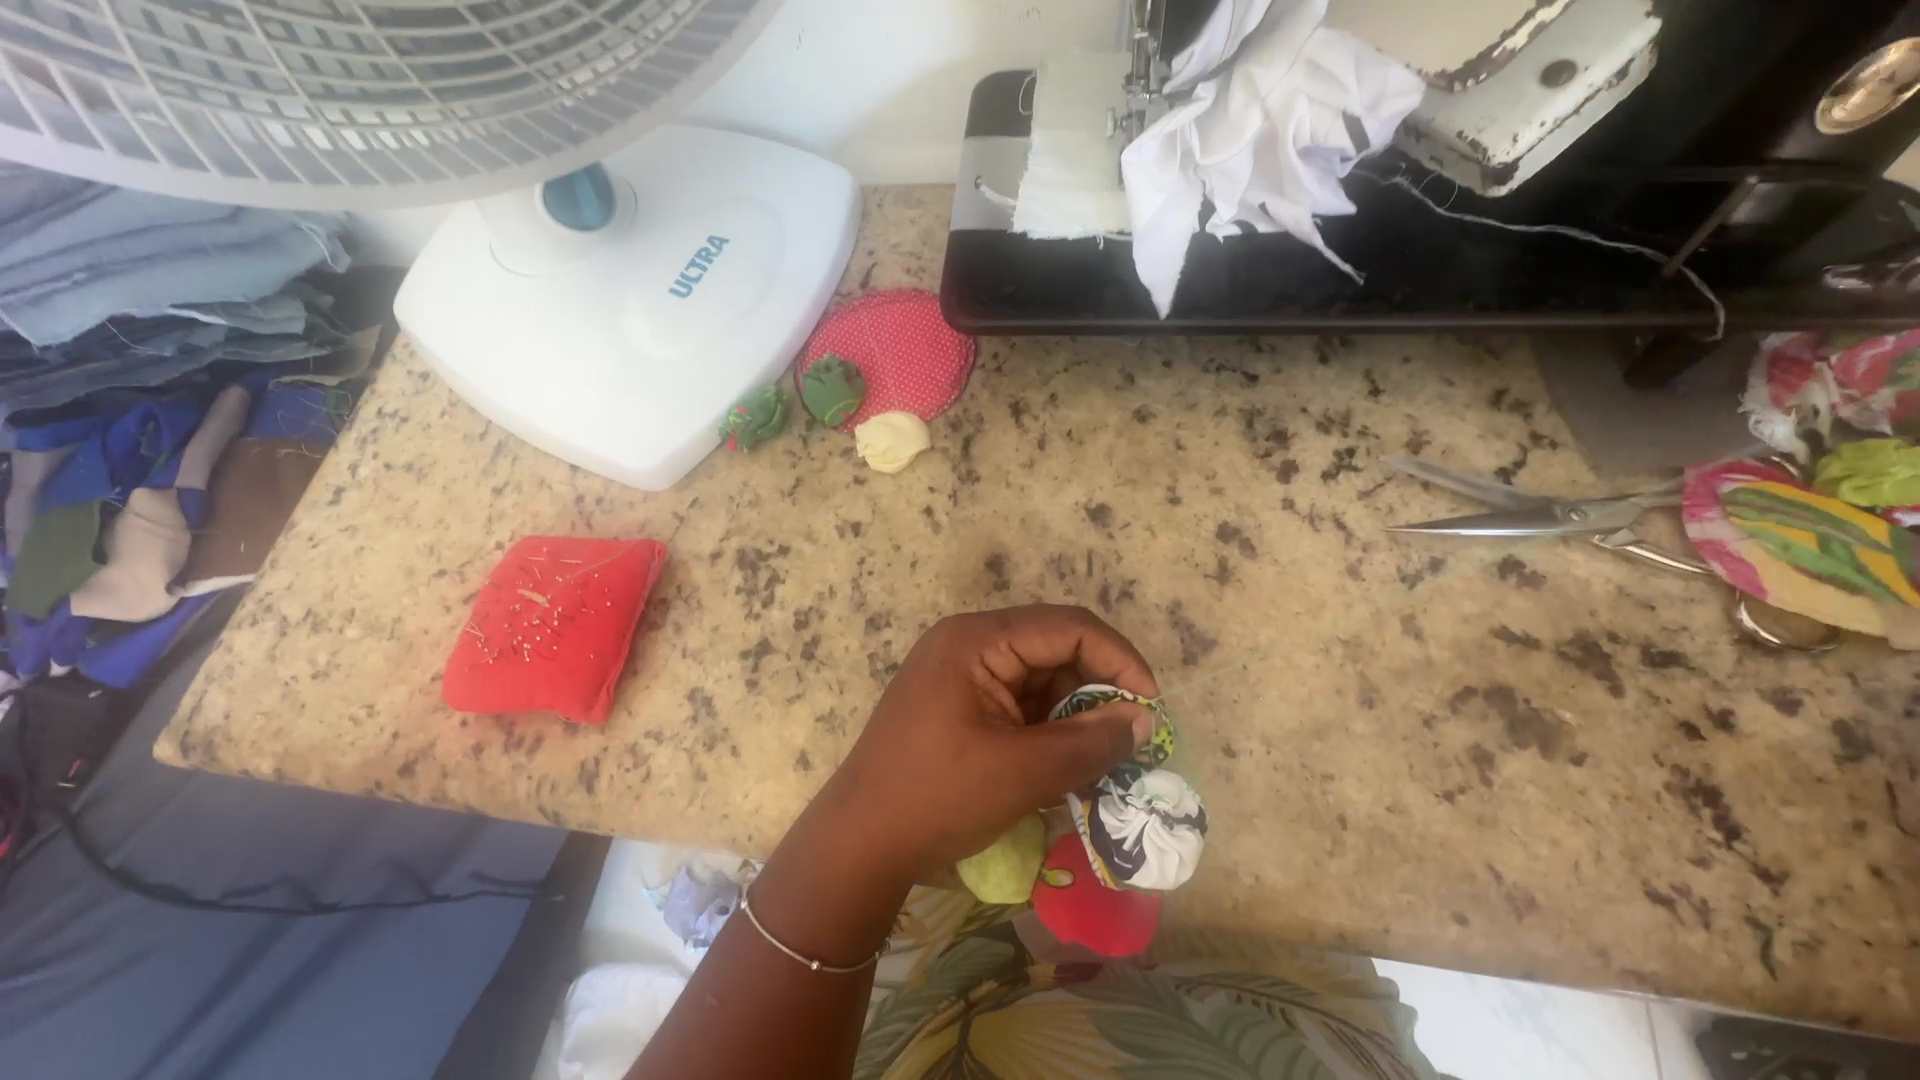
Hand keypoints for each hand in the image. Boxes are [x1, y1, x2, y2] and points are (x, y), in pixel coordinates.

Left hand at [796, 604, 1159, 885]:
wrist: (859, 846)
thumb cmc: (937, 798)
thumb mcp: (1023, 772)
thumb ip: (1090, 742)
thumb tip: (1143, 720)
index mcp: (976, 640)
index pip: (1068, 627)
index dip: (1118, 660)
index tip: (1151, 707)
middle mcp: (967, 644)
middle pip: (1054, 648)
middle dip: (1097, 691)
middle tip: (1130, 739)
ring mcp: (959, 674)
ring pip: (1039, 679)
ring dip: (1074, 714)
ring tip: (1100, 759)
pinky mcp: (957, 704)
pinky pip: (1018, 703)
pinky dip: (1047, 729)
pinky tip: (1065, 764)